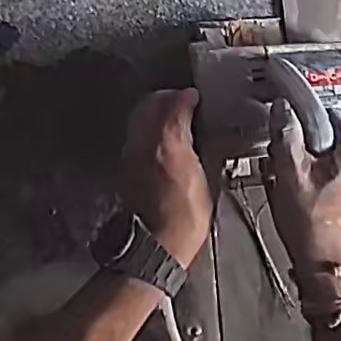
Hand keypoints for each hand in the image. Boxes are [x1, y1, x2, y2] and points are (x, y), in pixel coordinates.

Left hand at [119, 89, 211, 267]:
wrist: (155, 243)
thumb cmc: (184, 219)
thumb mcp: (209, 181)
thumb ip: (209, 151)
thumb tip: (215, 137)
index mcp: (170, 143)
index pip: (175, 104)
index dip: (187, 97)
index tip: (195, 97)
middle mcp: (146, 143)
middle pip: (150, 103)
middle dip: (166, 97)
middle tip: (181, 100)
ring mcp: (132, 153)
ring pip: (138, 116)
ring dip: (154, 110)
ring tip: (170, 116)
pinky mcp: (126, 166)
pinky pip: (135, 135)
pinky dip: (147, 128)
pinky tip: (160, 139)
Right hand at [267, 100, 340, 270]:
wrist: (324, 267)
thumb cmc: (308, 222)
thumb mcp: (289, 174)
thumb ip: (286, 136)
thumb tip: (282, 108)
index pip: (327, 116)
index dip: (302, 121)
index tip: (285, 133)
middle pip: (328, 137)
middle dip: (304, 146)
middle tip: (283, 163)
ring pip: (330, 156)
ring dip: (308, 163)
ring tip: (291, 180)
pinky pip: (335, 174)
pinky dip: (318, 177)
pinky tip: (303, 193)